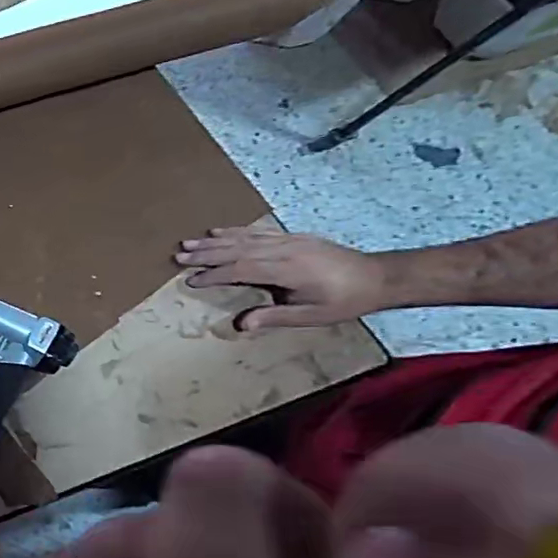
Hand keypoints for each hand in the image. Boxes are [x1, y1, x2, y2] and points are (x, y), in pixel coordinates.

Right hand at [175, 228, 389, 330]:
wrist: (378, 277)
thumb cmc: (344, 301)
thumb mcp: (311, 316)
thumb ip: (274, 317)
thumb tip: (241, 325)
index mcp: (287, 270)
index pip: (240, 270)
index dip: (214, 275)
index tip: (191, 280)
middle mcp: (284, 250)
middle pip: (236, 249)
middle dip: (205, 253)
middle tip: (179, 255)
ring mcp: (287, 240)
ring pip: (243, 238)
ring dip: (214, 241)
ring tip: (189, 242)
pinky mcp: (292, 237)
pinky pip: (257, 232)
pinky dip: (235, 232)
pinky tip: (219, 232)